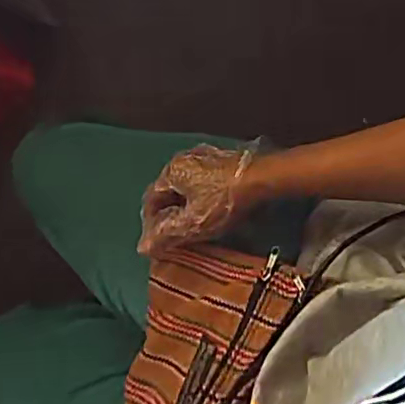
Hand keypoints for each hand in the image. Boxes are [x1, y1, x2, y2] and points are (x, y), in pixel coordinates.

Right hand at [137, 143, 257, 254]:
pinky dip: (200, 197)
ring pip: (186, 186)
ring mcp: (204, 156)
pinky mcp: (222, 159)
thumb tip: (142, 247)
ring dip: (185, 206)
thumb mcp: (193, 223)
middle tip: (176, 237)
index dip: (151, 224)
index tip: (159, 243)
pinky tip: (211, 211)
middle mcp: (184, 158)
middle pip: (168, 191)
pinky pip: (202, 181)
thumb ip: (166, 234)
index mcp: (172, 170)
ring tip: (194, 227)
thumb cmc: (224, 200)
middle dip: (169, 215)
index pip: (151, 199)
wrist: (262, 176)